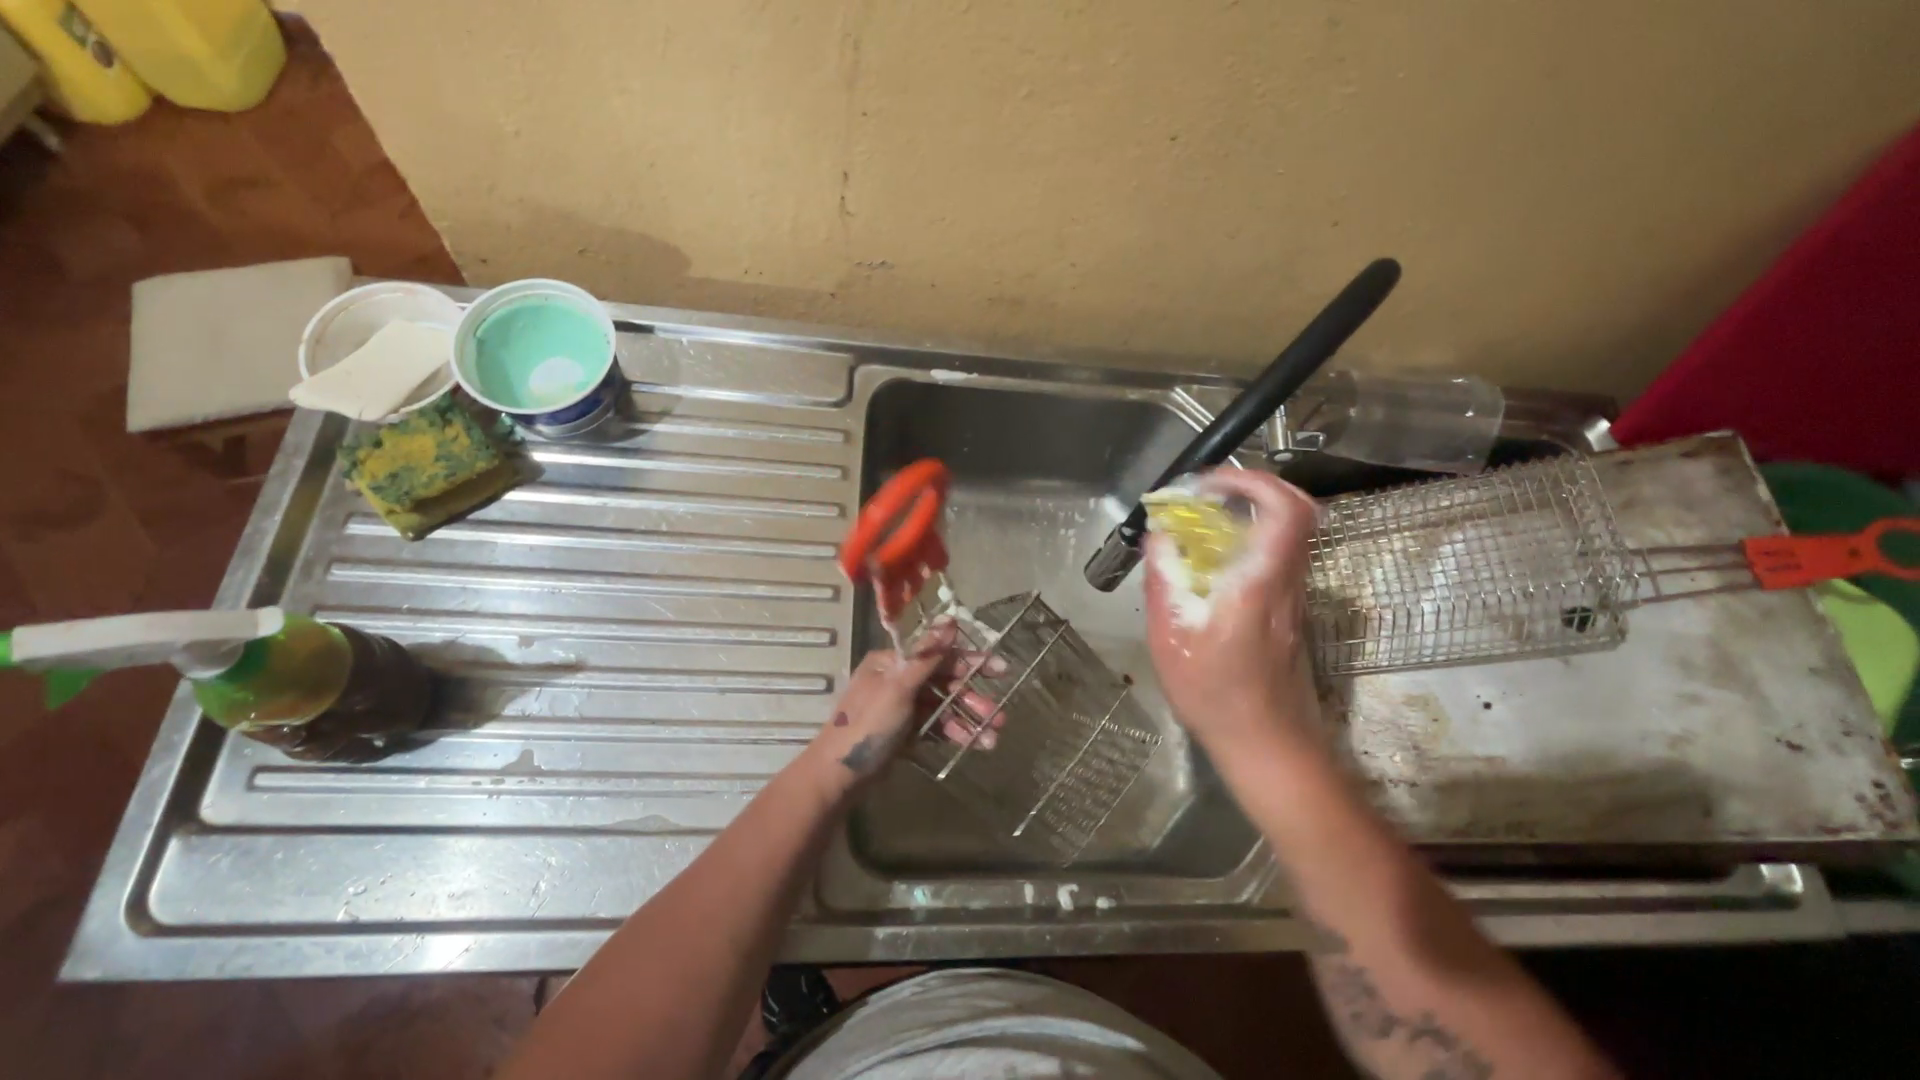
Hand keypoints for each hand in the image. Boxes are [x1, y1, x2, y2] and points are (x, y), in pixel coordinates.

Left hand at [804, 619, 1003, 798]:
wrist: (839, 775)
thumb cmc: (868, 725)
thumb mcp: (899, 687)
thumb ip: (928, 655)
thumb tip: (951, 619)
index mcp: (892, 663)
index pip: (938, 654)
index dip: (970, 662)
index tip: (1001, 670)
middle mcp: (897, 680)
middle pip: (944, 683)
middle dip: (972, 699)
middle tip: (1000, 715)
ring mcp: (901, 708)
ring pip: (942, 707)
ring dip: (967, 720)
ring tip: (992, 738)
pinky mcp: (904, 733)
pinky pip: (935, 727)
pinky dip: (954, 734)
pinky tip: (974, 744)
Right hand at [1144, 468, 1325, 758]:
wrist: (1268, 745)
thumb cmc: (1215, 695)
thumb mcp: (1172, 638)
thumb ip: (1165, 580)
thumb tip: (1160, 536)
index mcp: (1259, 583)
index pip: (1285, 509)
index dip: (1253, 481)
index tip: (1209, 484)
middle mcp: (1287, 582)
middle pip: (1298, 512)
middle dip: (1257, 488)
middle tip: (1213, 494)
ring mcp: (1295, 598)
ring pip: (1291, 535)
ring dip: (1254, 515)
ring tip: (1207, 526)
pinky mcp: (1291, 613)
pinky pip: (1279, 559)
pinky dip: (1252, 544)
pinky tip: (1216, 565)